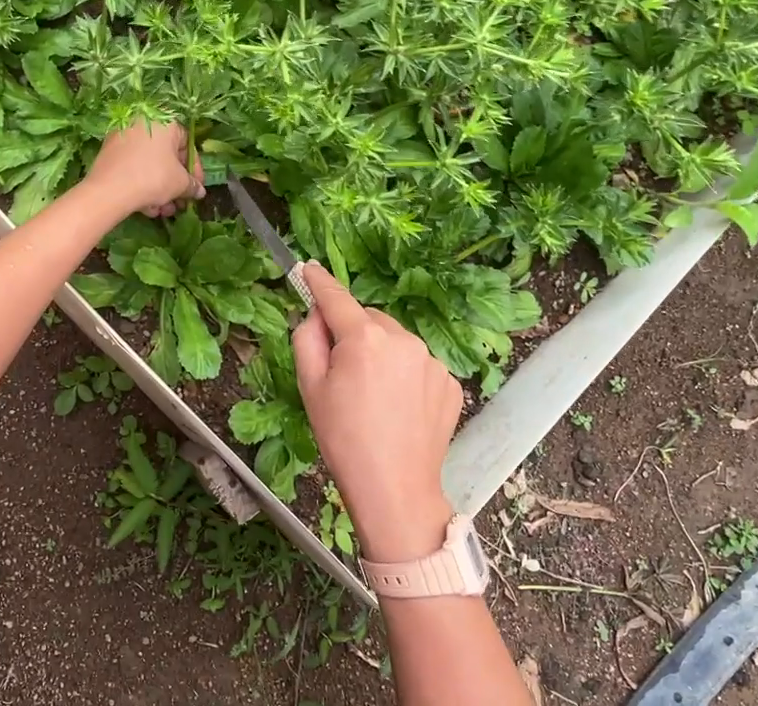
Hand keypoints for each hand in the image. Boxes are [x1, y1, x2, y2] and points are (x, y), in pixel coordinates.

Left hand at [81, 120, 204, 218]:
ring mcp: (123, 136)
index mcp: (165, 123)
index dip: (194, 169)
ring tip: (162, 211)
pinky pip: (132, 166)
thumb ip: (192, 185)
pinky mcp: (109, 151)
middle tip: (179, 203)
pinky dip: (141, 184)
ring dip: (159, 190)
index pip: (187, 144)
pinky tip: (146, 207)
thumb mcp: (179, 183)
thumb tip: (198, 191)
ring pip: (148, 164)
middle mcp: (143, 123)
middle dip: (175, 184)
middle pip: (166, 156)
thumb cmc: (153, 178)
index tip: (195, 188)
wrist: (109, 189)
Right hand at [293, 263, 460, 562]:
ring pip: (394, 341)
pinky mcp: (450, 382)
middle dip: (352, 333)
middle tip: (340, 372)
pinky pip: (416, 363)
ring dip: (380, 353)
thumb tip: (316, 315)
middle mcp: (404, 339)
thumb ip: (307, 338)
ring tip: (371, 395)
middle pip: (368, 319)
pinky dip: (403, 374)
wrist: (394, 489)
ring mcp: (432, 360)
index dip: (319, 281)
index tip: (308, 269)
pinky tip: (396, 406)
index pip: (336, 297)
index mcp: (365, 338)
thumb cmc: (343, 438)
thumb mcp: (309, 386)